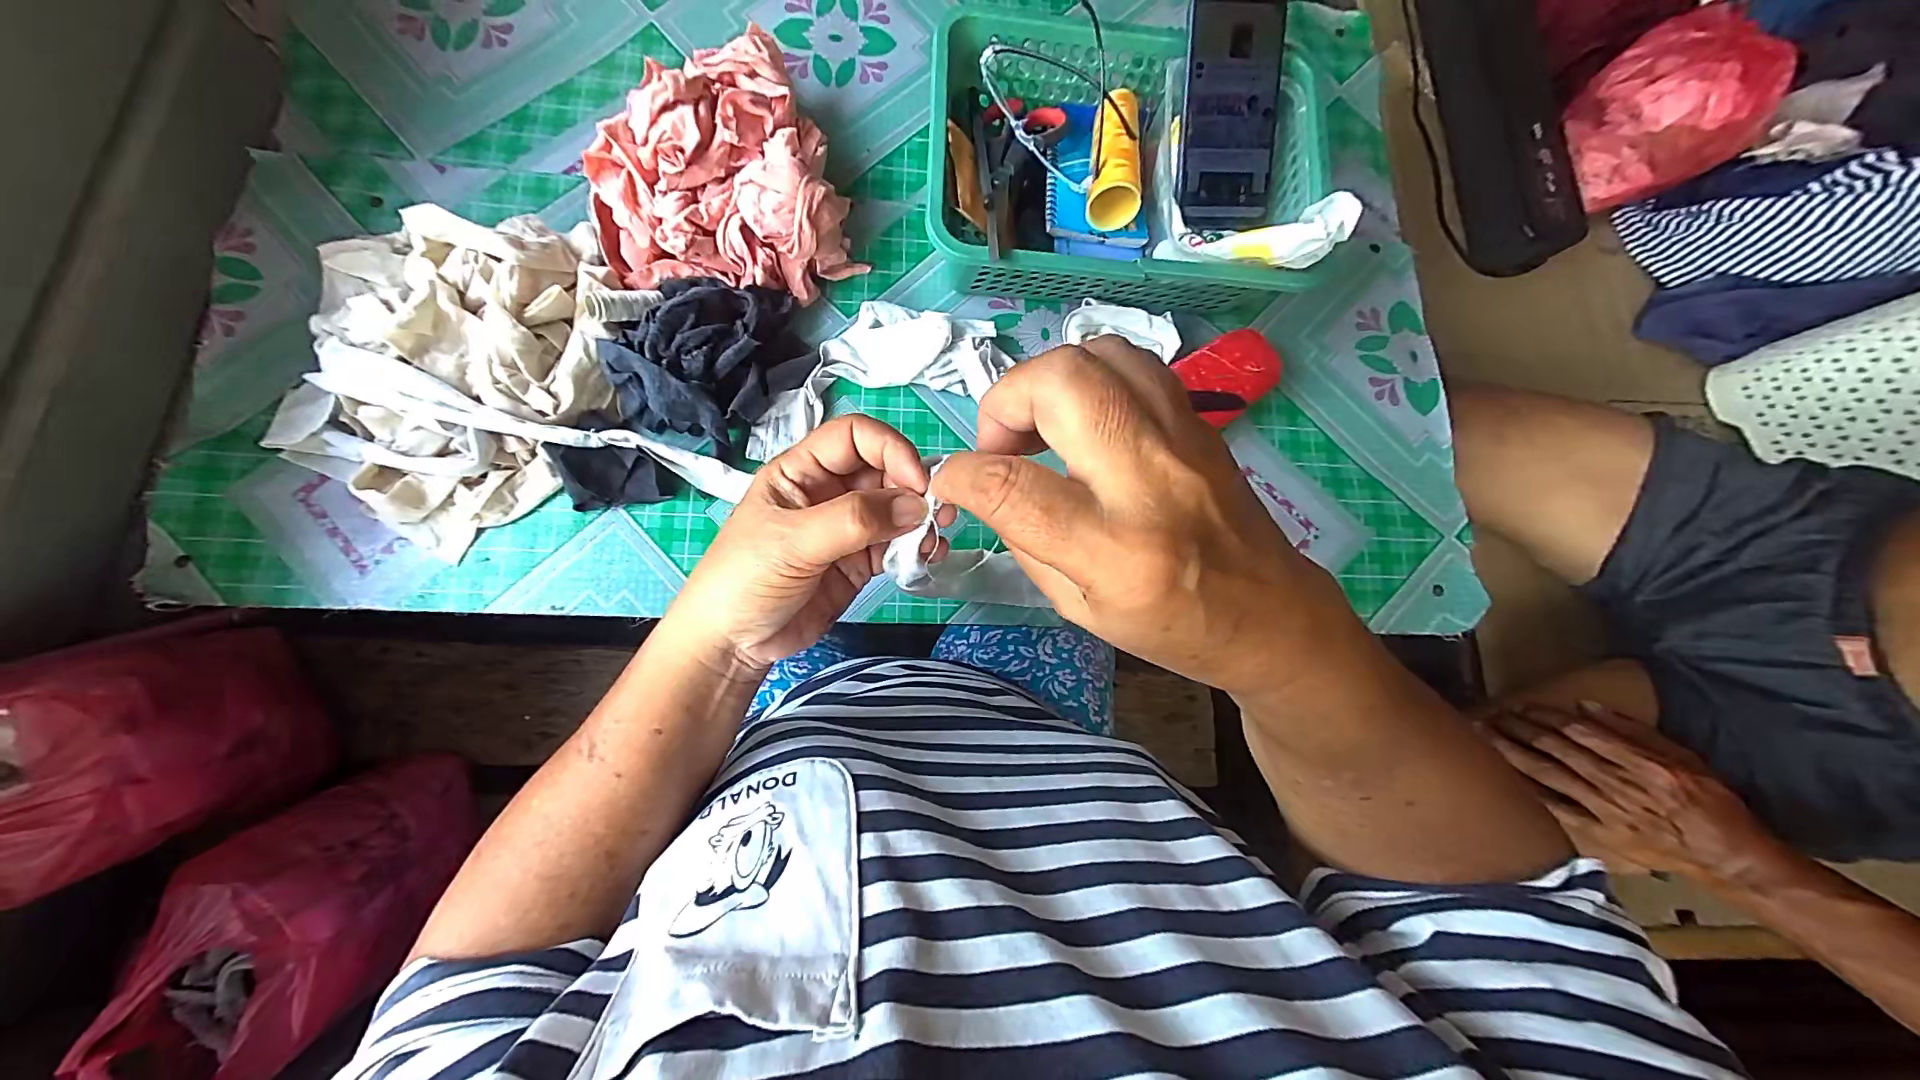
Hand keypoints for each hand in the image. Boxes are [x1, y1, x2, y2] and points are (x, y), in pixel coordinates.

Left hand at [659, 414, 952, 675]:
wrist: (734, 644)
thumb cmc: (744, 580)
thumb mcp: (794, 542)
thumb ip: (854, 520)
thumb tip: (915, 504)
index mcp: (802, 471)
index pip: (854, 437)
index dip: (890, 449)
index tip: (916, 480)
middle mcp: (828, 492)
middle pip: (883, 470)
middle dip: (912, 486)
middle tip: (937, 512)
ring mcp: (847, 528)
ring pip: (896, 508)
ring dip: (921, 518)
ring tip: (937, 536)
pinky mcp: (860, 561)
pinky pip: (897, 544)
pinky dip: (918, 546)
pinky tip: (928, 555)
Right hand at [930, 336, 1339, 693]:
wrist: (1268, 612)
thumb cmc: (1170, 625)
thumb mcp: (1078, 608)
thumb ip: (1025, 540)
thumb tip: (989, 488)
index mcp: (1116, 551)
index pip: (1013, 487)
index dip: (962, 474)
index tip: (952, 479)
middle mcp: (1151, 482)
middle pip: (1060, 384)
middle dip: (1005, 402)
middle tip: (1003, 445)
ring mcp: (1183, 440)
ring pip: (1098, 355)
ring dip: (1047, 381)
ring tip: (1042, 426)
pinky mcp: (1198, 420)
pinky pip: (1132, 364)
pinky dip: (1089, 377)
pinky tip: (1083, 418)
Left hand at [1483, 702, 1793, 884]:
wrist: (1730, 859)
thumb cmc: (1711, 805)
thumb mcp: (1686, 759)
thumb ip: (1634, 731)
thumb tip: (1585, 704)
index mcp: (1645, 763)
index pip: (1581, 731)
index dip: (1546, 716)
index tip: (1522, 706)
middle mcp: (1621, 784)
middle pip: (1556, 748)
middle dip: (1519, 728)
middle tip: (1490, 714)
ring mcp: (1606, 810)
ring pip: (1547, 773)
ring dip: (1512, 751)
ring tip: (1485, 734)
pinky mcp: (1600, 834)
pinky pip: (1555, 806)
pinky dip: (1528, 788)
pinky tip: (1502, 774)